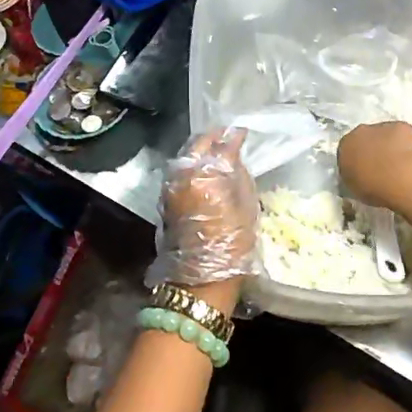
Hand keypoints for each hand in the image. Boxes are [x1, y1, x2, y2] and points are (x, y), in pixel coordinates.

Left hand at [148, 128, 257, 288]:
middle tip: (226, 134)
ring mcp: (171, 185)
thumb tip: (235, 156)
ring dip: (199, 149)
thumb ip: (239, 175)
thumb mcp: (247, 206)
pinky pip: (179, 170)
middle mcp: (185, 173)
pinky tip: (202, 166)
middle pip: (198, 144)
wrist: (199, 280)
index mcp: (208, 174)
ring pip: (185, 155)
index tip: (242, 132)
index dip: (235, 136)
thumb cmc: (231, 244)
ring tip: (214, 148)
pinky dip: (191, 163)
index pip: (223, 145)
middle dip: (213, 137)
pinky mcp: (165, 198)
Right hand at [338, 122, 411, 208]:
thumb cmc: (372, 187)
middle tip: (385, 167)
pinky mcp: (402, 126)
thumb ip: (355, 175)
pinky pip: (405, 135)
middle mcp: (360, 131)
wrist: (398, 178)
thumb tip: (361, 173)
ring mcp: (382, 126)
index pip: (349, 150)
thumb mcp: (355, 187)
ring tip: (402, 164)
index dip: (360, 160)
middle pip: (368, 138)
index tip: (368, 171)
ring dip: (392, 145)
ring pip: (387, 134)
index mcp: (345, 145)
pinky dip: (409, 144)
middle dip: (375, 149)